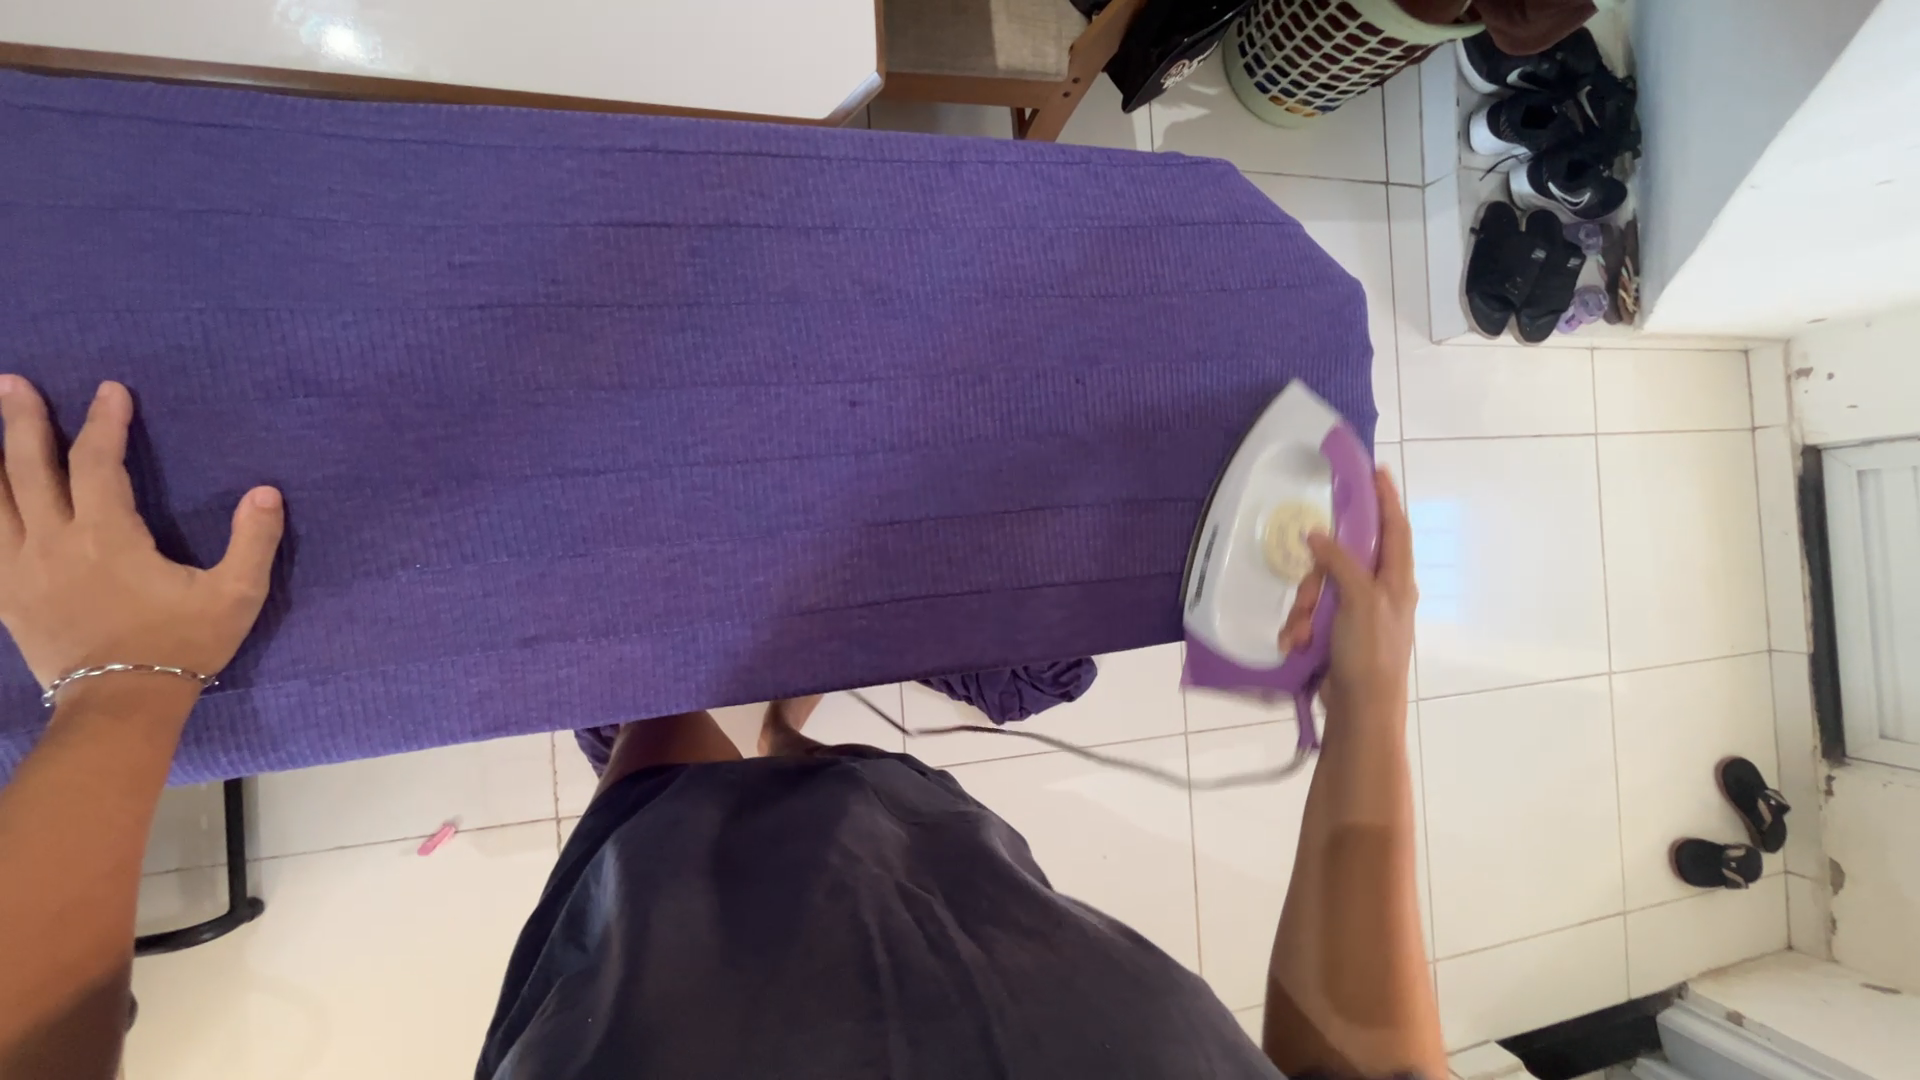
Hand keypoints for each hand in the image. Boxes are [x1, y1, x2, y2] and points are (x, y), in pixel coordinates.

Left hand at [0, 376, 283, 689]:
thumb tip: (265, 492)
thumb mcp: (238, 593)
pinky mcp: (1, 592)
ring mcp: (15, 568)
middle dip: (22, 423)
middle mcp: (51, 542)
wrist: (124, 698)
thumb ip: (254, 540)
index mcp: (107, 538)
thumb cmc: (186, 641)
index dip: (106, 425)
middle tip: (14, 384)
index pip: (99, 466)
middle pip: (26, 470)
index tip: (112, 390)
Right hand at [1277, 468, 1414, 712]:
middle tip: (1310, 600)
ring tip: (1303, 635)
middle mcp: (1376, 592)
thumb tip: (1316, 534)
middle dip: (1315, 580)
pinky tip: (1298, 647)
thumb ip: (1339, 563)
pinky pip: (1306, 616)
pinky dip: (1297, 630)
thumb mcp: (1359, 601)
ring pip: (1314, 590)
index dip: (1385, 499)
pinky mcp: (1332, 633)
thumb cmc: (1371, 653)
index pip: (1393, 528)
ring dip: (1302, 612)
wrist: (1360, 709)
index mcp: (1395, 580)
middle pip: (1337, 561)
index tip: (1375, 471)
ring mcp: (1353, 613)